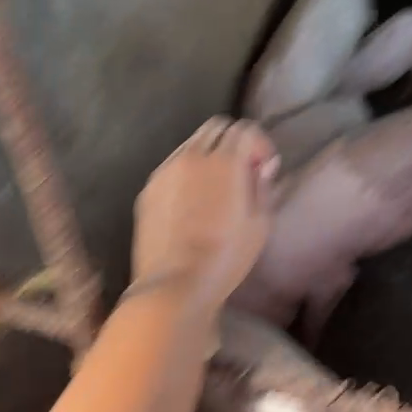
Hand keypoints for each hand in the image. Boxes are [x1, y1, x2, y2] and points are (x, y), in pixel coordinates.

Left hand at [133, 117, 278, 310]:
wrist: (174, 284)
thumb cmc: (226, 257)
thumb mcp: (260, 224)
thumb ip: (263, 186)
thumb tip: (263, 165)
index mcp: (225, 161)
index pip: (245, 129)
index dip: (259, 144)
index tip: (263, 168)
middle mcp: (193, 155)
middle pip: (216, 127)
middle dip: (233, 141)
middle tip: (241, 171)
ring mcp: (166, 169)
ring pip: (191, 143)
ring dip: (208, 154)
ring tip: (214, 186)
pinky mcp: (149, 187)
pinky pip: (172, 165)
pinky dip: (187, 170)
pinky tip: (191, 201)